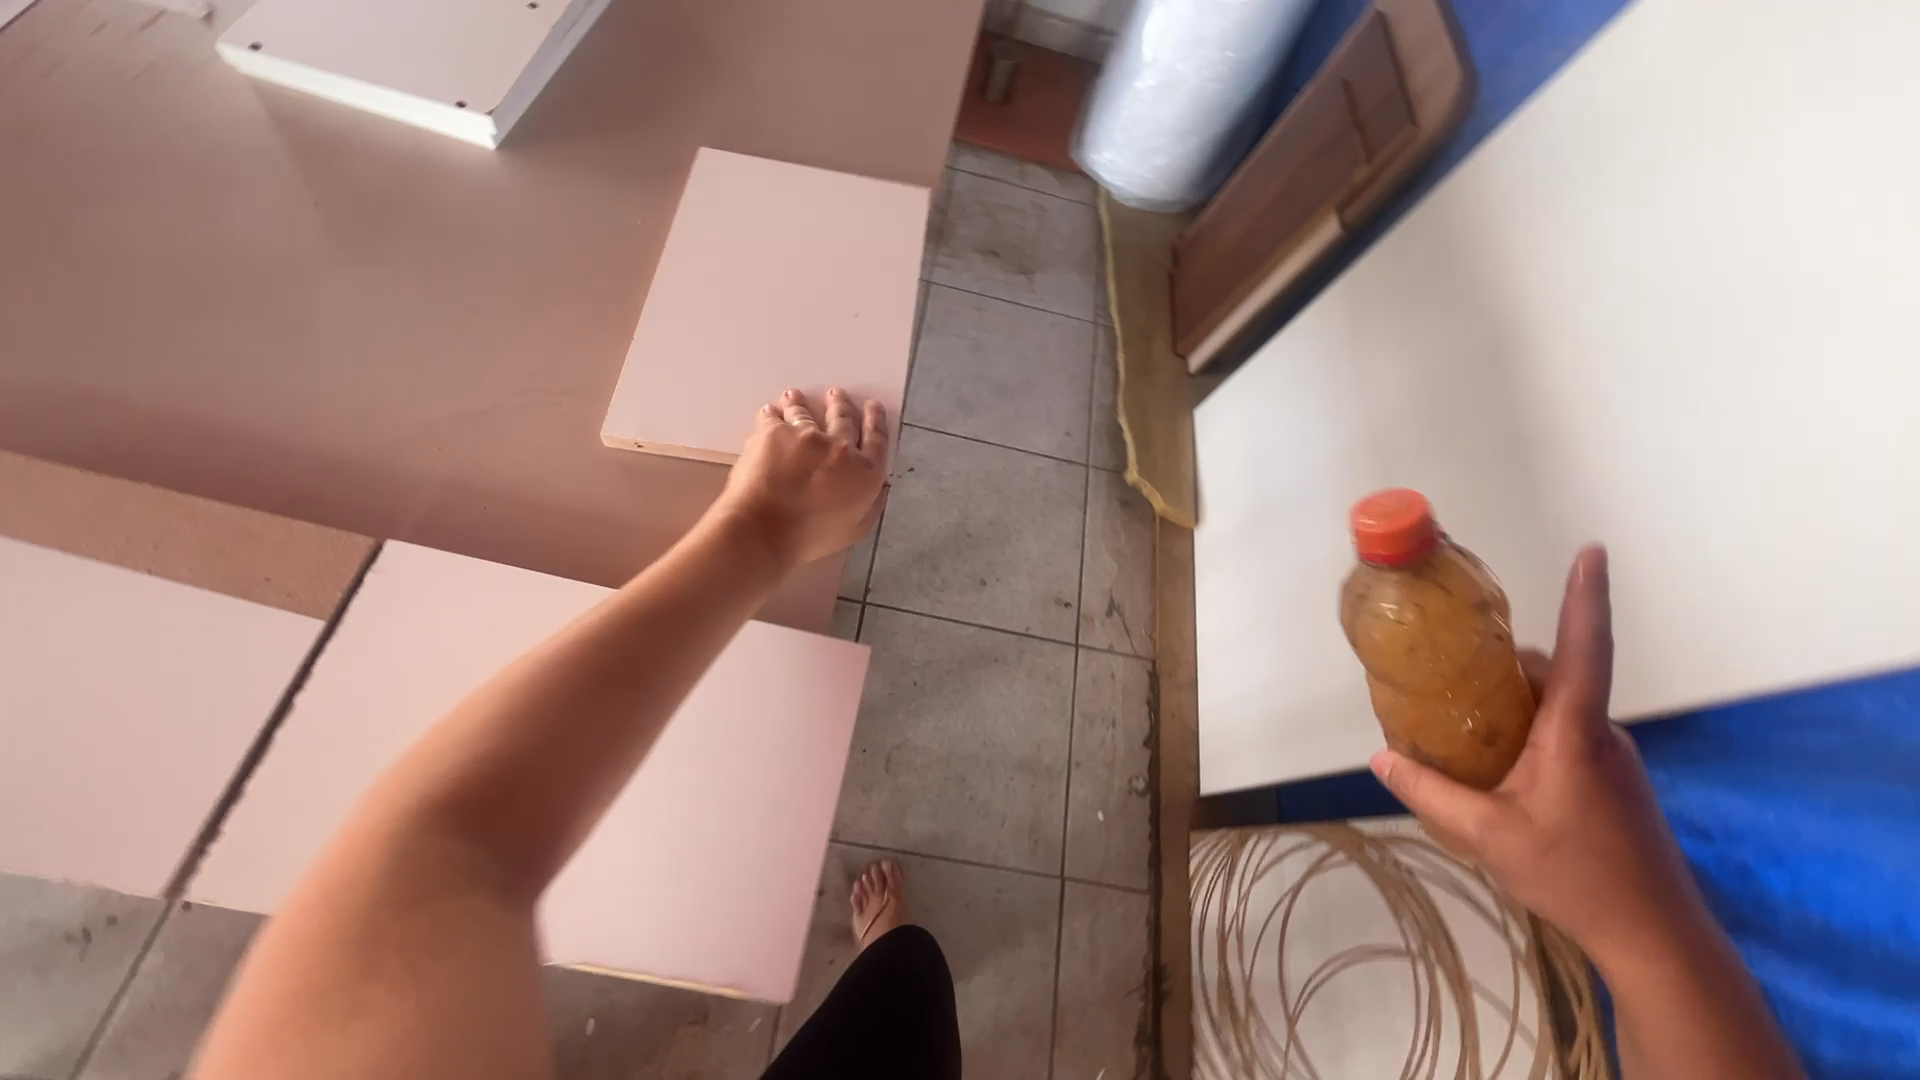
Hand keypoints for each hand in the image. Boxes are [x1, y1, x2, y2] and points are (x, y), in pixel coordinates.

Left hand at [708, 387, 889, 568]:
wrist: (763, 529)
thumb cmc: (810, 538)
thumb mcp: (854, 531)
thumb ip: (872, 505)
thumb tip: (882, 485)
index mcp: (865, 472)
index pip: (876, 439)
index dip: (875, 420)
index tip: (873, 406)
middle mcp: (840, 447)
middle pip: (843, 418)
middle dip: (841, 404)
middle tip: (836, 394)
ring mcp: (806, 435)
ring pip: (806, 412)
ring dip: (802, 403)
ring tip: (796, 396)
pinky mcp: (774, 431)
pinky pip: (775, 416)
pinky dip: (773, 413)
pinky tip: (770, 410)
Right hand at [1370, 547, 1710, 969]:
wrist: (1655, 936)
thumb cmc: (1574, 874)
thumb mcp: (1486, 834)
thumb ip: (1429, 791)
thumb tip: (1379, 757)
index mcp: (1574, 732)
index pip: (1585, 650)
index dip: (1586, 597)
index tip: (1592, 551)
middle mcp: (1599, 733)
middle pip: (1555, 674)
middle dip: (1508, 661)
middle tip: (1455, 663)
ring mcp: (1611, 758)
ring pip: (1557, 706)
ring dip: (1514, 700)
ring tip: (1462, 717)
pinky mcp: (1613, 781)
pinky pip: (1565, 733)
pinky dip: (1528, 728)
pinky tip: (1496, 763)